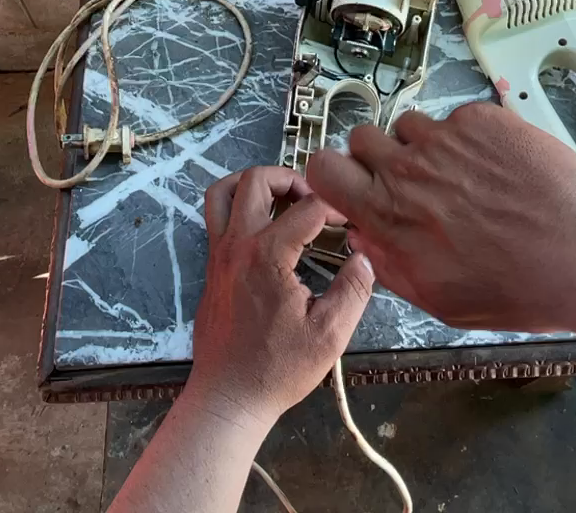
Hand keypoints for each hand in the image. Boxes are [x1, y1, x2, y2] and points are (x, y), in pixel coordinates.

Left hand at [187, 167, 374, 427]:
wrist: (228, 397)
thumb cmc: (278, 368)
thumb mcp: (330, 335)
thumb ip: (353, 290)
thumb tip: (364, 257)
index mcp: (268, 254)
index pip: (307, 207)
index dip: (334, 205)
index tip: (350, 220)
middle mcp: (238, 243)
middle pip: (256, 179)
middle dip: (290, 178)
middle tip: (313, 200)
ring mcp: (219, 252)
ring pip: (224, 190)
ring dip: (253, 183)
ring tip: (282, 200)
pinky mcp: (211, 264)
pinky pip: (216, 215)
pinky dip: (238, 205)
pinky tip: (264, 227)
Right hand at [307, 102, 575, 332]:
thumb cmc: (518, 287)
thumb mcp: (442, 300)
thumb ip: (388, 265)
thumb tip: (360, 233)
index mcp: (389, 214)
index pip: (323, 168)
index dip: (332, 174)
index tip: (352, 183)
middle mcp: (407, 167)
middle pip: (361, 138)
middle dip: (378, 157)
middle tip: (412, 180)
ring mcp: (444, 137)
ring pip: (409, 126)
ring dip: (424, 146)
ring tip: (464, 175)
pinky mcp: (480, 117)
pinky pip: (455, 119)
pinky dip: (468, 138)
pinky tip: (499, 166)